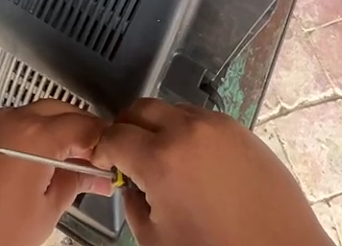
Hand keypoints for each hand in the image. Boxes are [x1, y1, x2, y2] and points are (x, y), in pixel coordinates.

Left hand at [0, 100, 109, 245]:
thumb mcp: (43, 214)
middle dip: (78, 129)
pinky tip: (29, 162)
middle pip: (57, 110)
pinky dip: (25, 135)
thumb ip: (72, 184)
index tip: (112, 155)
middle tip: (93, 158)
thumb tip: (95, 174)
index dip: (102, 139)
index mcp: (34, 135)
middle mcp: (10, 118)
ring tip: (63, 162)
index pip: (82, 125)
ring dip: (51, 129)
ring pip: (31, 114)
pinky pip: (6, 124)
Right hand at [93, 98, 333, 245]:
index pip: (113, 136)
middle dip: (126, 127)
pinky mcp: (241, 129)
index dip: (101, 149)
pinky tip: (196, 165)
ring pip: (172, 110)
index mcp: (161, 159)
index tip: (100, 160)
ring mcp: (217, 125)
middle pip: (140, 109)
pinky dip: (188, 133)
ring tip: (164, 161)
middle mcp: (186, 130)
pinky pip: (202, 120)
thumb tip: (130, 182)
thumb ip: (133, 204)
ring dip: (158, 127)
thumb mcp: (157, 241)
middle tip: (126, 154)